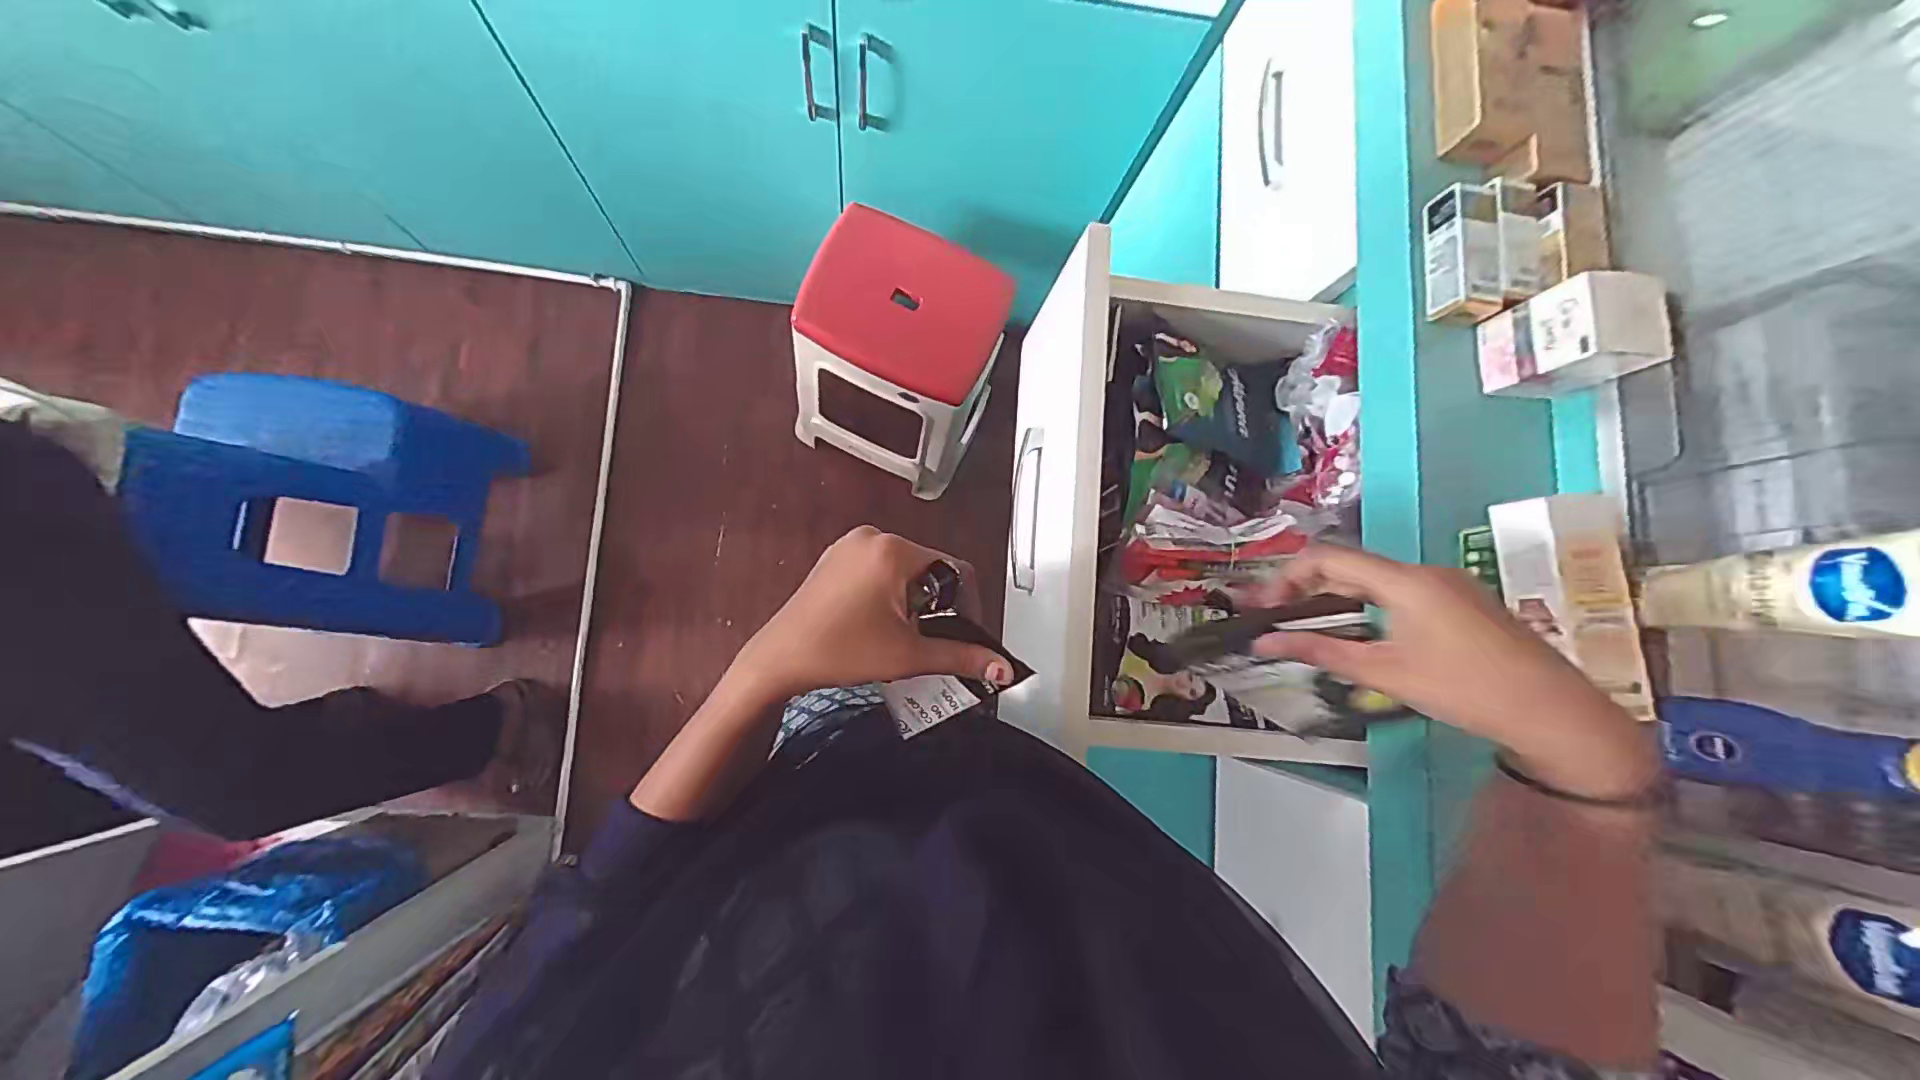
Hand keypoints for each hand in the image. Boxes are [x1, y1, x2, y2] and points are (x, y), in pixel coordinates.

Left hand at [728, 526, 1014, 702]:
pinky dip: (890, 596)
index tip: (967, 631)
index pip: (955, 569)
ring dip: (913, 604)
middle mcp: (871, 539)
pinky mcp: (838, 560)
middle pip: (931, 570)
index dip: (968, 605)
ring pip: (906, 572)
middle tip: (926, 640)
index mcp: (892, 551)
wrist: (779, 661)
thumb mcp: (909, 655)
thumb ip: (962, 657)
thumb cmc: (831, 651)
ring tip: (898, 636)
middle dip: (936, 607)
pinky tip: (879, 626)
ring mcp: (851, 547)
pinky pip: (881, 571)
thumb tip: (998, 666)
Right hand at [1250, 543, 1655, 799]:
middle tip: (1274, 614)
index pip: (1328, 557)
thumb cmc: (1464, 691)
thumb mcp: (1382, 672)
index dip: (1286, 576)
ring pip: (1372, 578)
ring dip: (1333, 594)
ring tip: (1304, 621)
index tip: (1263, 605)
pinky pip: (1397, 590)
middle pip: (1348, 564)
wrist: (1557, 714)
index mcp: (1404, 581)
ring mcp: (1447, 584)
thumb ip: (1319, 651)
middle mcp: (1424, 571)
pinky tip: (1354, 628)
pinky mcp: (1460, 600)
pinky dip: (1363, 603)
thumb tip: (1264, 644)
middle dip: (1304, 585)